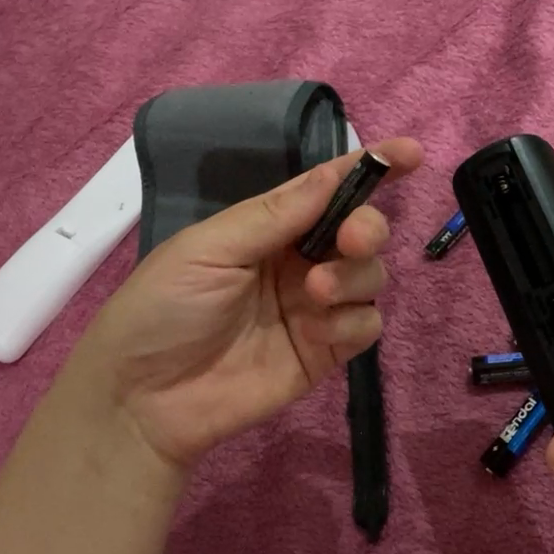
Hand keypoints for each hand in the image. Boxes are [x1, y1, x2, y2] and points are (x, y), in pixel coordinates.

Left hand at [67, 138, 422, 469]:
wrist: (142, 401)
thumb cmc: (163, 309)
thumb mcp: (208, 249)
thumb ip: (276, 215)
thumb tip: (332, 174)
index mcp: (272, 227)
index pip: (330, 188)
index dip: (372, 167)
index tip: (411, 152)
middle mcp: (302, 260)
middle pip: (363, 229)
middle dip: (368, 227)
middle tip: (352, 240)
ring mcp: (317, 305)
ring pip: (371, 275)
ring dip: (354, 277)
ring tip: (315, 294)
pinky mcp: (328, 349)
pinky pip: (366, 324)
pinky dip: (351, 322)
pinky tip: (316, 333)